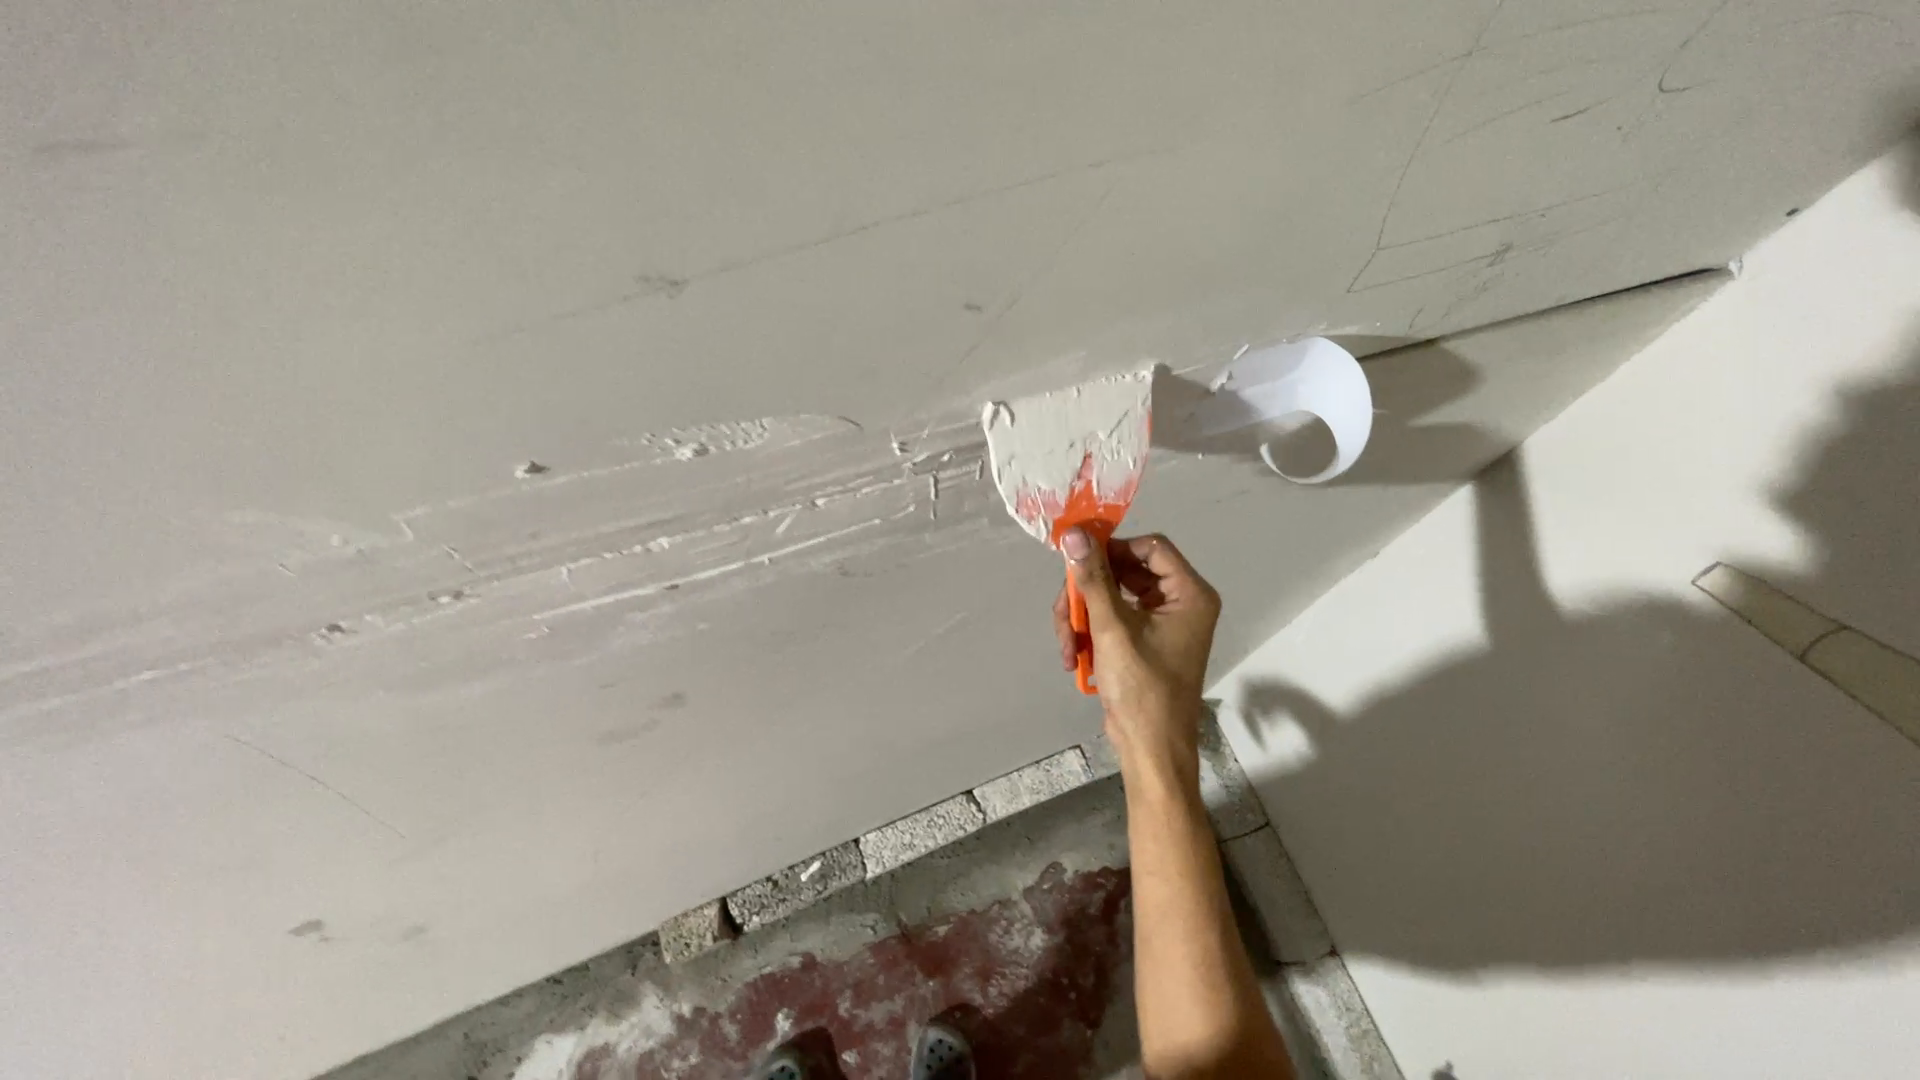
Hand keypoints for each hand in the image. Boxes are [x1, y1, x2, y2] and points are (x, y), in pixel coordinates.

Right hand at [1052, 529, 1220, 773]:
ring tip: (1066, 645)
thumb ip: (1093, 579)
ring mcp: (1162, 623)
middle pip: (1126, 572)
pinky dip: (1090, 633)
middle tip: (1063, 612)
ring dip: (1083, 616)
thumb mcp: (1112, 628)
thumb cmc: (1142, 687)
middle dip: (1088, 592)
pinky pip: (1112, 619)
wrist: (1151, 748)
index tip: (1077, 560)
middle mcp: (1180, 602)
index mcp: (1189, 594)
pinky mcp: (1143, 642)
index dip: (1113, 549)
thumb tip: (1074, 534)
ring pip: (1112, 596)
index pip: (1151, 547)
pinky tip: (1073, 656)